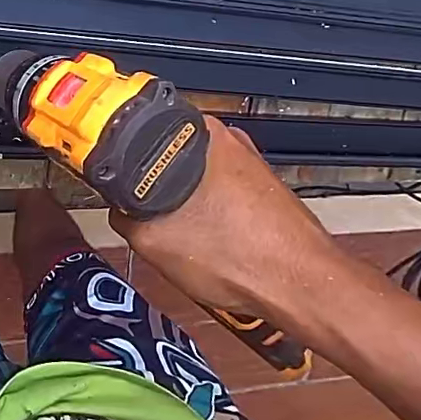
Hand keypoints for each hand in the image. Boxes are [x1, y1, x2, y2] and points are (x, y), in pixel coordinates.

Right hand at [110, 118, 354, 321]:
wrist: (302, 288)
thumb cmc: (244, 258)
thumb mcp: (152, 241)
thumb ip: (124, 216)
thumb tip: (118, 208)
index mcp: (202, 134)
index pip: (140, 131)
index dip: (122, 163)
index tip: (120, 186)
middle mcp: (229, 140)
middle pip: (166, 157)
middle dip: (154, 187)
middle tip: (154, 218)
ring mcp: (249, 164)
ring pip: (192, 178)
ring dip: (183, 202)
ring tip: (186, 234)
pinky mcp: (261, 189)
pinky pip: (217, 195)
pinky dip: (208, 215)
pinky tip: (209, 242)